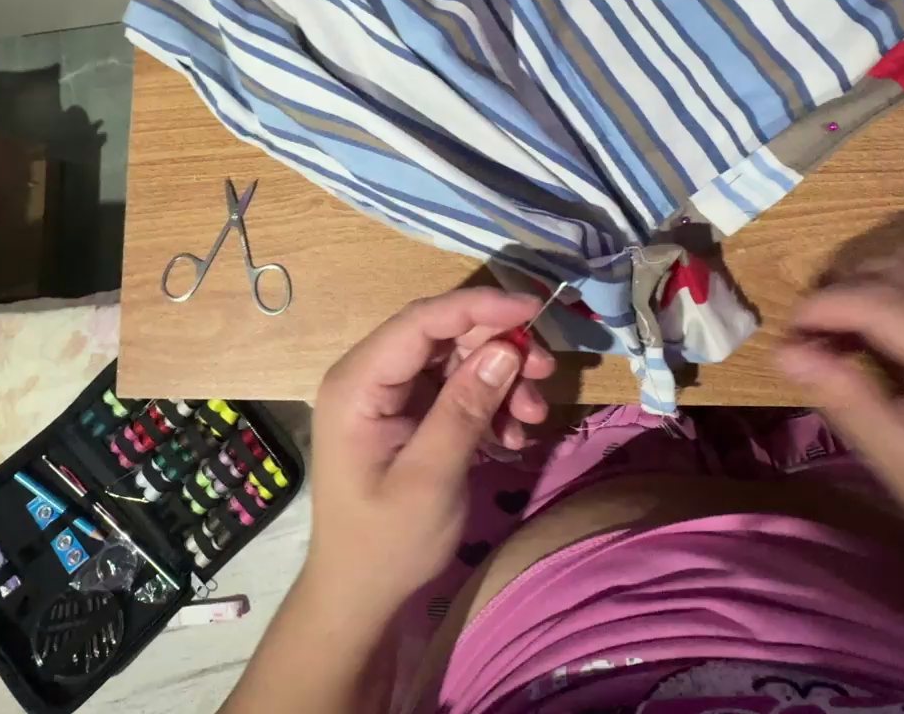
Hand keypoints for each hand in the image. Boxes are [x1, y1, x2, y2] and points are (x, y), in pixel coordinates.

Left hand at [306, 288, 555, 609]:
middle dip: (498, 347)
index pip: (421, 321)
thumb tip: (506, 349)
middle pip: (443, 335)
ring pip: (456, 360)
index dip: (479, 307)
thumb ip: (464, 409)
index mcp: (357, 382)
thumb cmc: (385, 543)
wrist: (360, 596)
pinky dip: (489, 404)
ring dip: (501, 380)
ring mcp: (389, 394)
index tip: (535, 308)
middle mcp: (370, 376)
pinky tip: (511, 436)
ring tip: (532, 417)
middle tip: (546, 371)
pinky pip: (456, 389)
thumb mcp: (430, 479)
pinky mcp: (408, 413)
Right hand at [775, 243, 903, 579]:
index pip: (882, 300)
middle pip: (901, 269)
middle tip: (818, 333)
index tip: (792, 331)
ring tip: (855, 318)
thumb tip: (785, 351)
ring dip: (877, 277)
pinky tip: (901, 311)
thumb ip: (846, 399)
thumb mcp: (900, 463)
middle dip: (845, 290)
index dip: (825, 305)